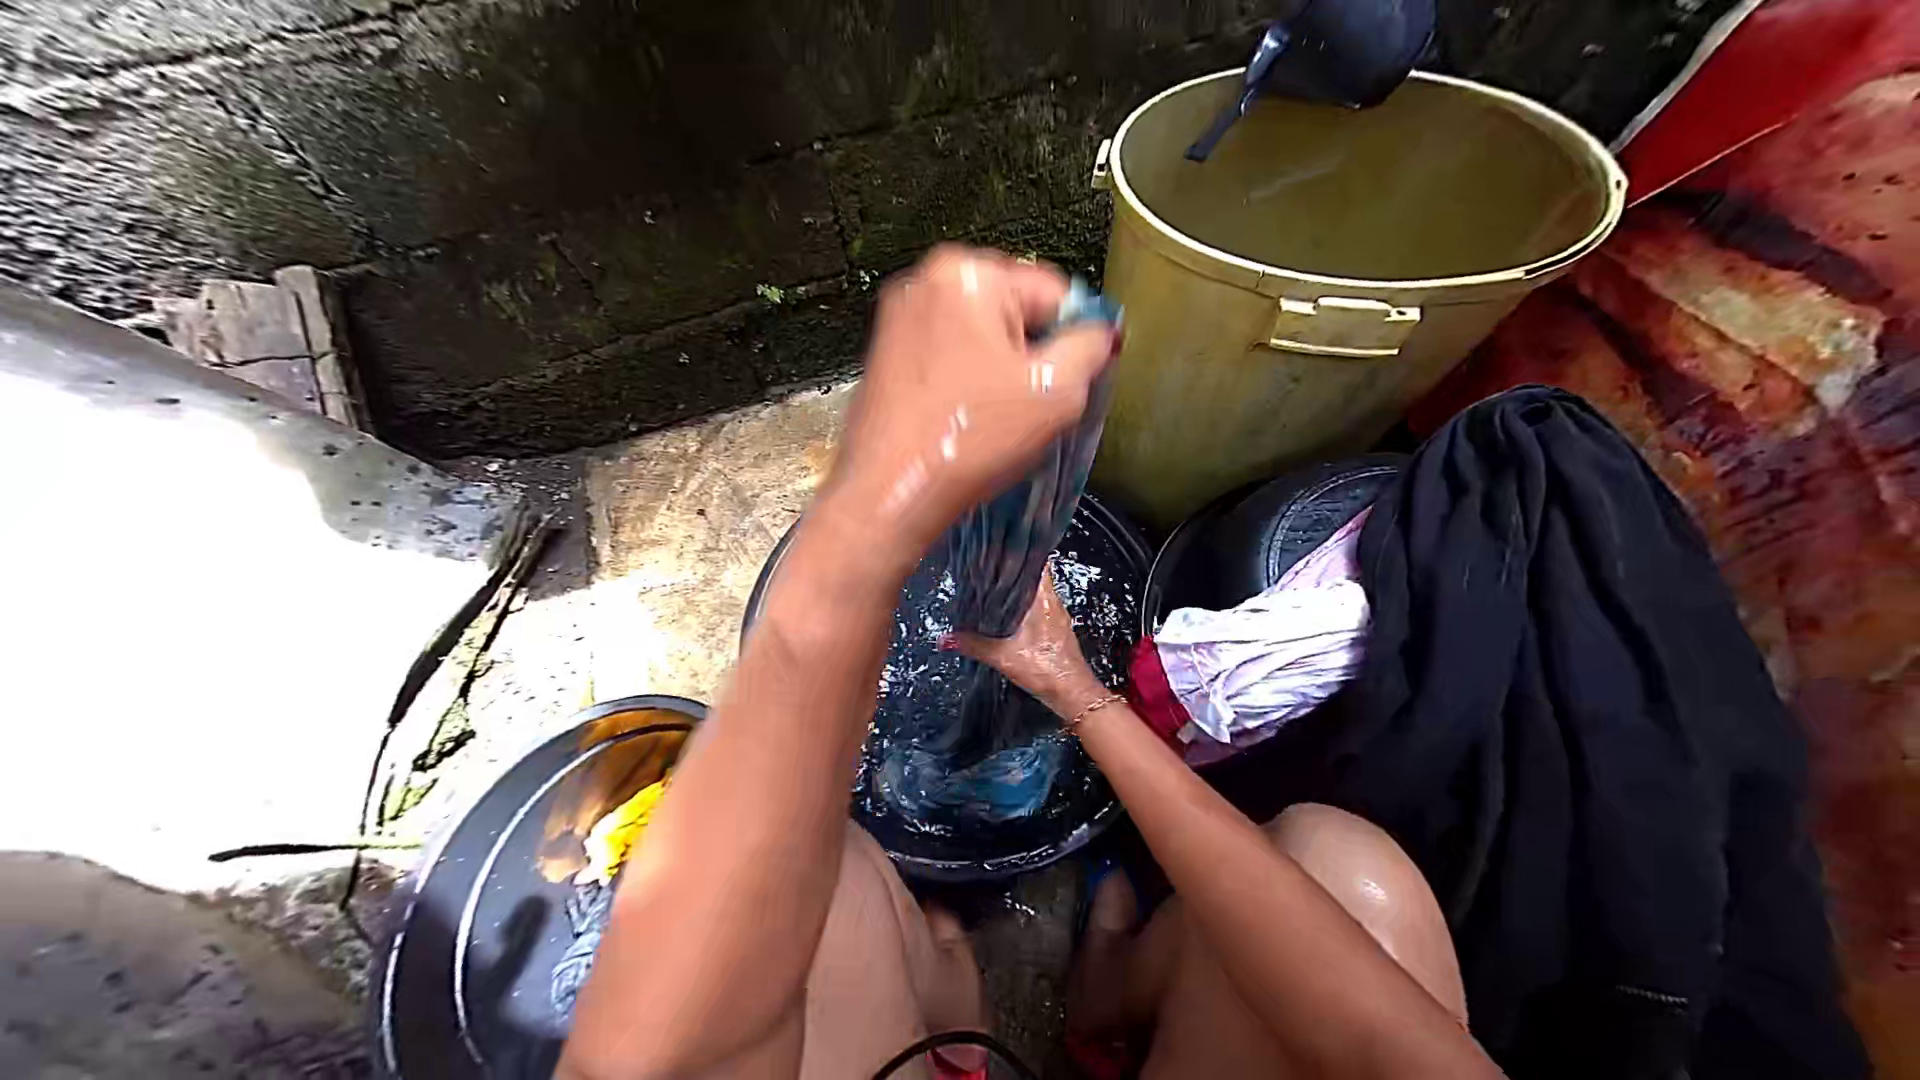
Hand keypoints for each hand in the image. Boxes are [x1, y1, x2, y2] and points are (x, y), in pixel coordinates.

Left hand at [822, 245, 1118, 564]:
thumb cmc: (972, 440)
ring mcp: (897, 320)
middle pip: (1012, 311)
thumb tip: (1100, 332)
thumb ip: (1091, 348)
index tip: (1067, 385)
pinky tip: (966, 421)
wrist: (889, 495)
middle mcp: (924, 282)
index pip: (1054, 292)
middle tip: (1029, 406)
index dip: (1073, 340)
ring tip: (995, 420)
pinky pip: (947, 358)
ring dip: (999, 372)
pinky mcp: (884, 357)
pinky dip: (965, 383)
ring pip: (979, 338)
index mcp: (967, 274)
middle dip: (1031, 355)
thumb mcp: (1057, 392)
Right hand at [942, 567, 1109, 721]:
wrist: (1073, 694)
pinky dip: (1025, 606)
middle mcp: (1053, 603)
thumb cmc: (1046, 671)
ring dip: (1019, 590)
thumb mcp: (1004, 657)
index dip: (1020, 554)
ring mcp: (1057, 616)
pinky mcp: (1057, 630)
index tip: (1001, 549)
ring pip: (1037, 592)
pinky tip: (1009, 614)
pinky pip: (1040, 608)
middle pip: (1035, 576)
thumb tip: (945, 638)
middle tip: (990, 567)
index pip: (1036, 563)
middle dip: (1014, 572)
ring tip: (994, 588)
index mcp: (1043, 600)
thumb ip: (973, 645)